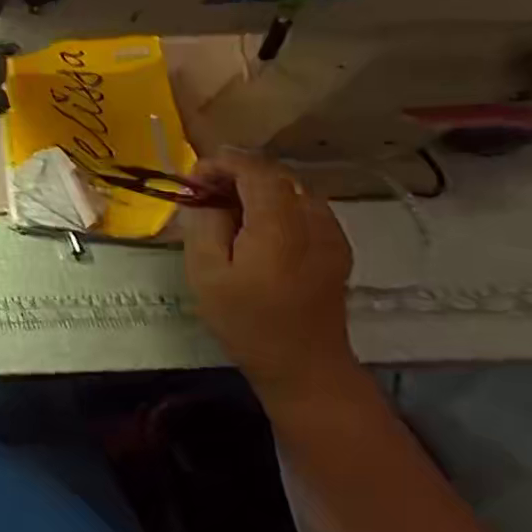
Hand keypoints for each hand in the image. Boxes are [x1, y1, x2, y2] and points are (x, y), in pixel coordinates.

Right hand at [182, 152, 356, 397]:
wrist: (304, 367)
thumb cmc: (247, 322)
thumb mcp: (206, 274)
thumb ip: (204, 225)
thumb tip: (205, 197)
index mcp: (280, 227)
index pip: (256, 170)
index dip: (222, 164)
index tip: (193, 179)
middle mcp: (314, 222)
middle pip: (276, 175)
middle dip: (236, 174)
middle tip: (204, 194)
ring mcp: (332, 235)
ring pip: (292, 189)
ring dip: (257, 189)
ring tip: (228, 209)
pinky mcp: (337, 248)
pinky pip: (305, 208)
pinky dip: (278, 204)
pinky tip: (258, 228)